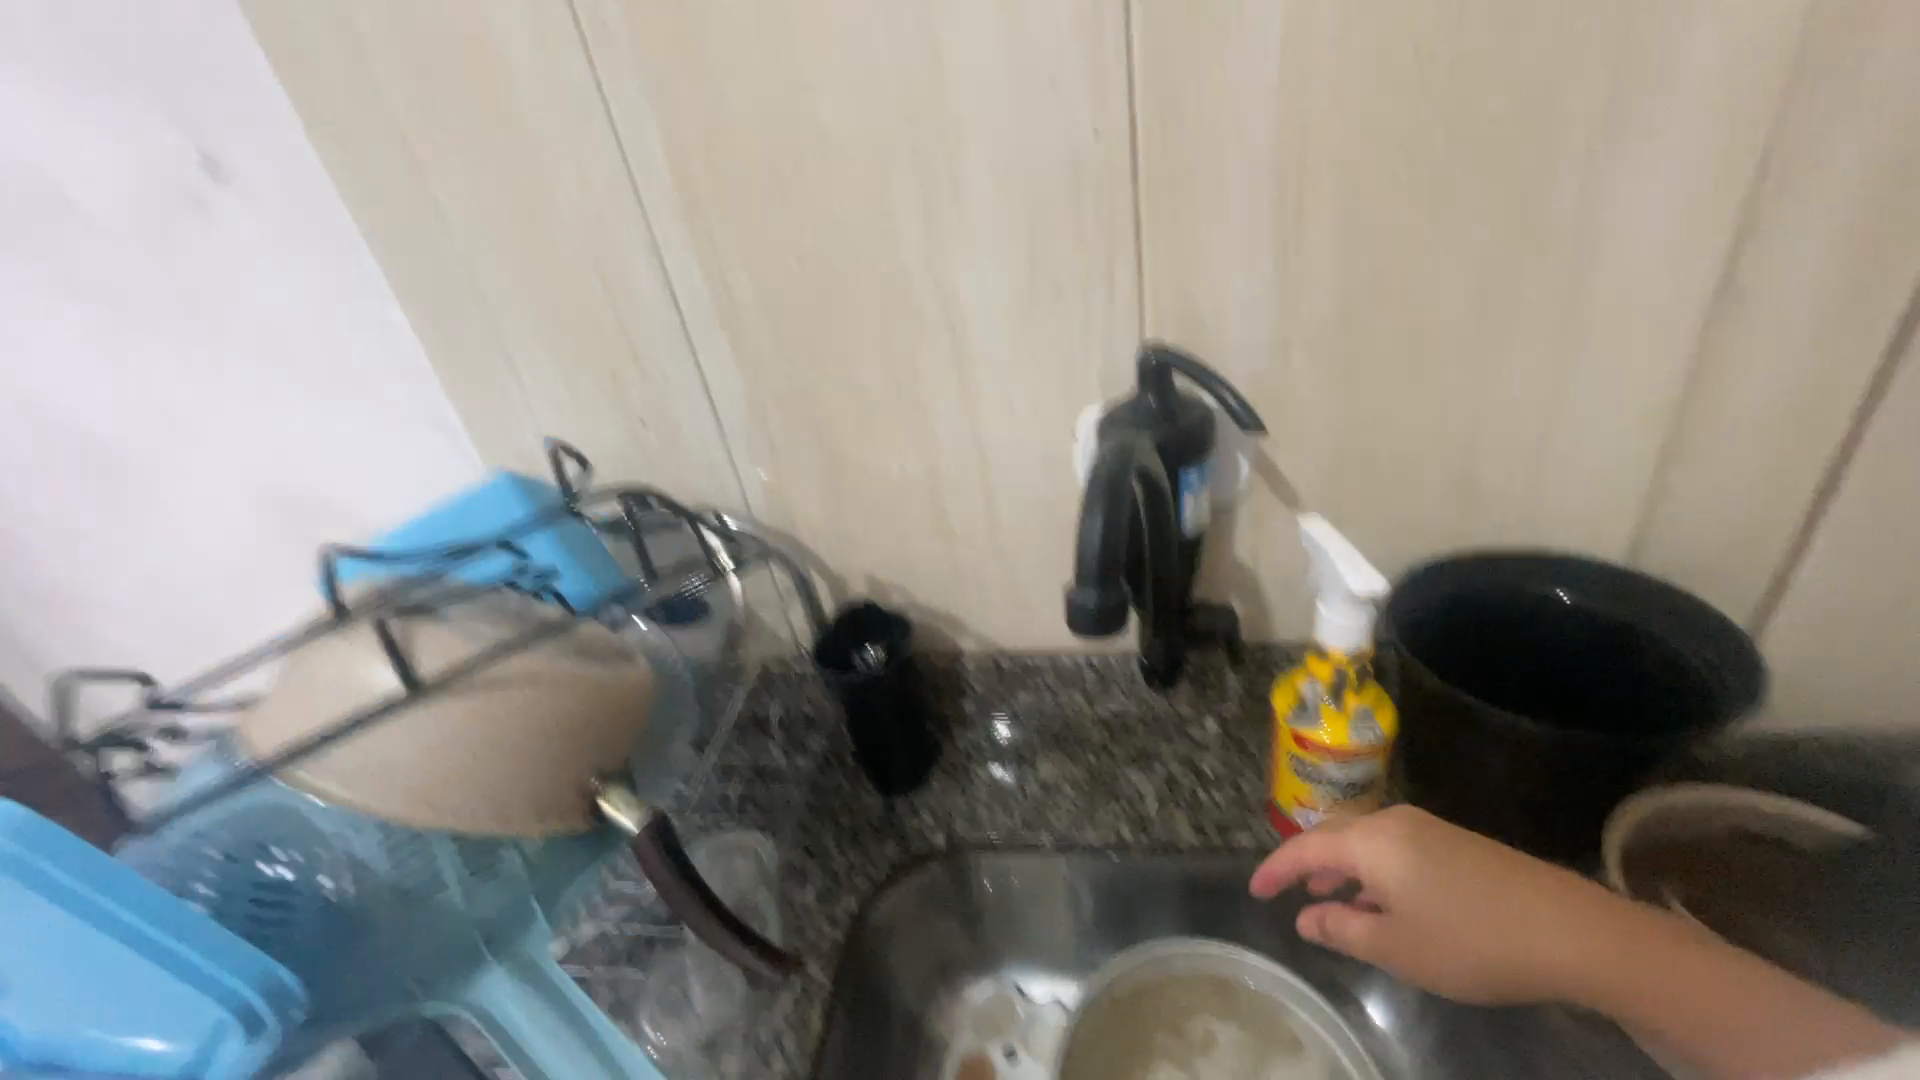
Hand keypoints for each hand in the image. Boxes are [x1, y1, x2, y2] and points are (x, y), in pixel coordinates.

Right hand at [1250, 806, 1643, 1005]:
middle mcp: (1393, 823)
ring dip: (1342, 869)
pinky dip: (1374, 871)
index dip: (1275, 869)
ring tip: (1333, 901)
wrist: (1575, 932)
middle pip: (1334, 835)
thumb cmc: (1472, 941)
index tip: (1254, 890)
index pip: (1305, 847)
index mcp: (1371, 842)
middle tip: (1290, 893)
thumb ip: (1342, 929)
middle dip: (1308, 864)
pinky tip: (1386, 903)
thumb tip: (1305, 916)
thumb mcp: (1397, 948)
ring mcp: (1428, 829)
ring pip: (1366, 842)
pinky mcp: (1456, 843)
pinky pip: (1394, 849)